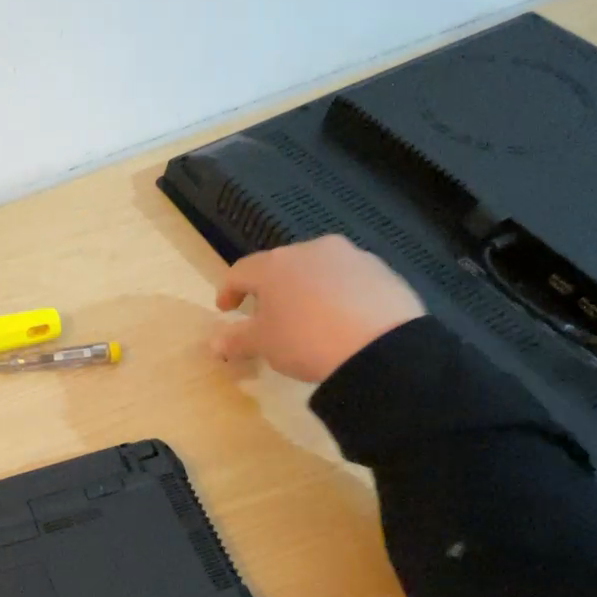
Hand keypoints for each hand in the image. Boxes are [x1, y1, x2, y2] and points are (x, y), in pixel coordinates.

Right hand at [211, 234, 426, 382]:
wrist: (379, 346)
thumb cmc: (305, 340)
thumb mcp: (263, 345)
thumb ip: (236, 340)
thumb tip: (215, 342)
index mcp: (274, 265)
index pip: (240, 271)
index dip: (228, 290)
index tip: (226, 310)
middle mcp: (310, 250)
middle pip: (280, 266)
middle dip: (270, 288)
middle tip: (267, 314)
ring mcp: (350, 256)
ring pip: (316, 270)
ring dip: (305, 289)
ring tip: (306, 317)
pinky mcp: (381, 270)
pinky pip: (348, 279)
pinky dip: (336, 294)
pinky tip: (339, 319)